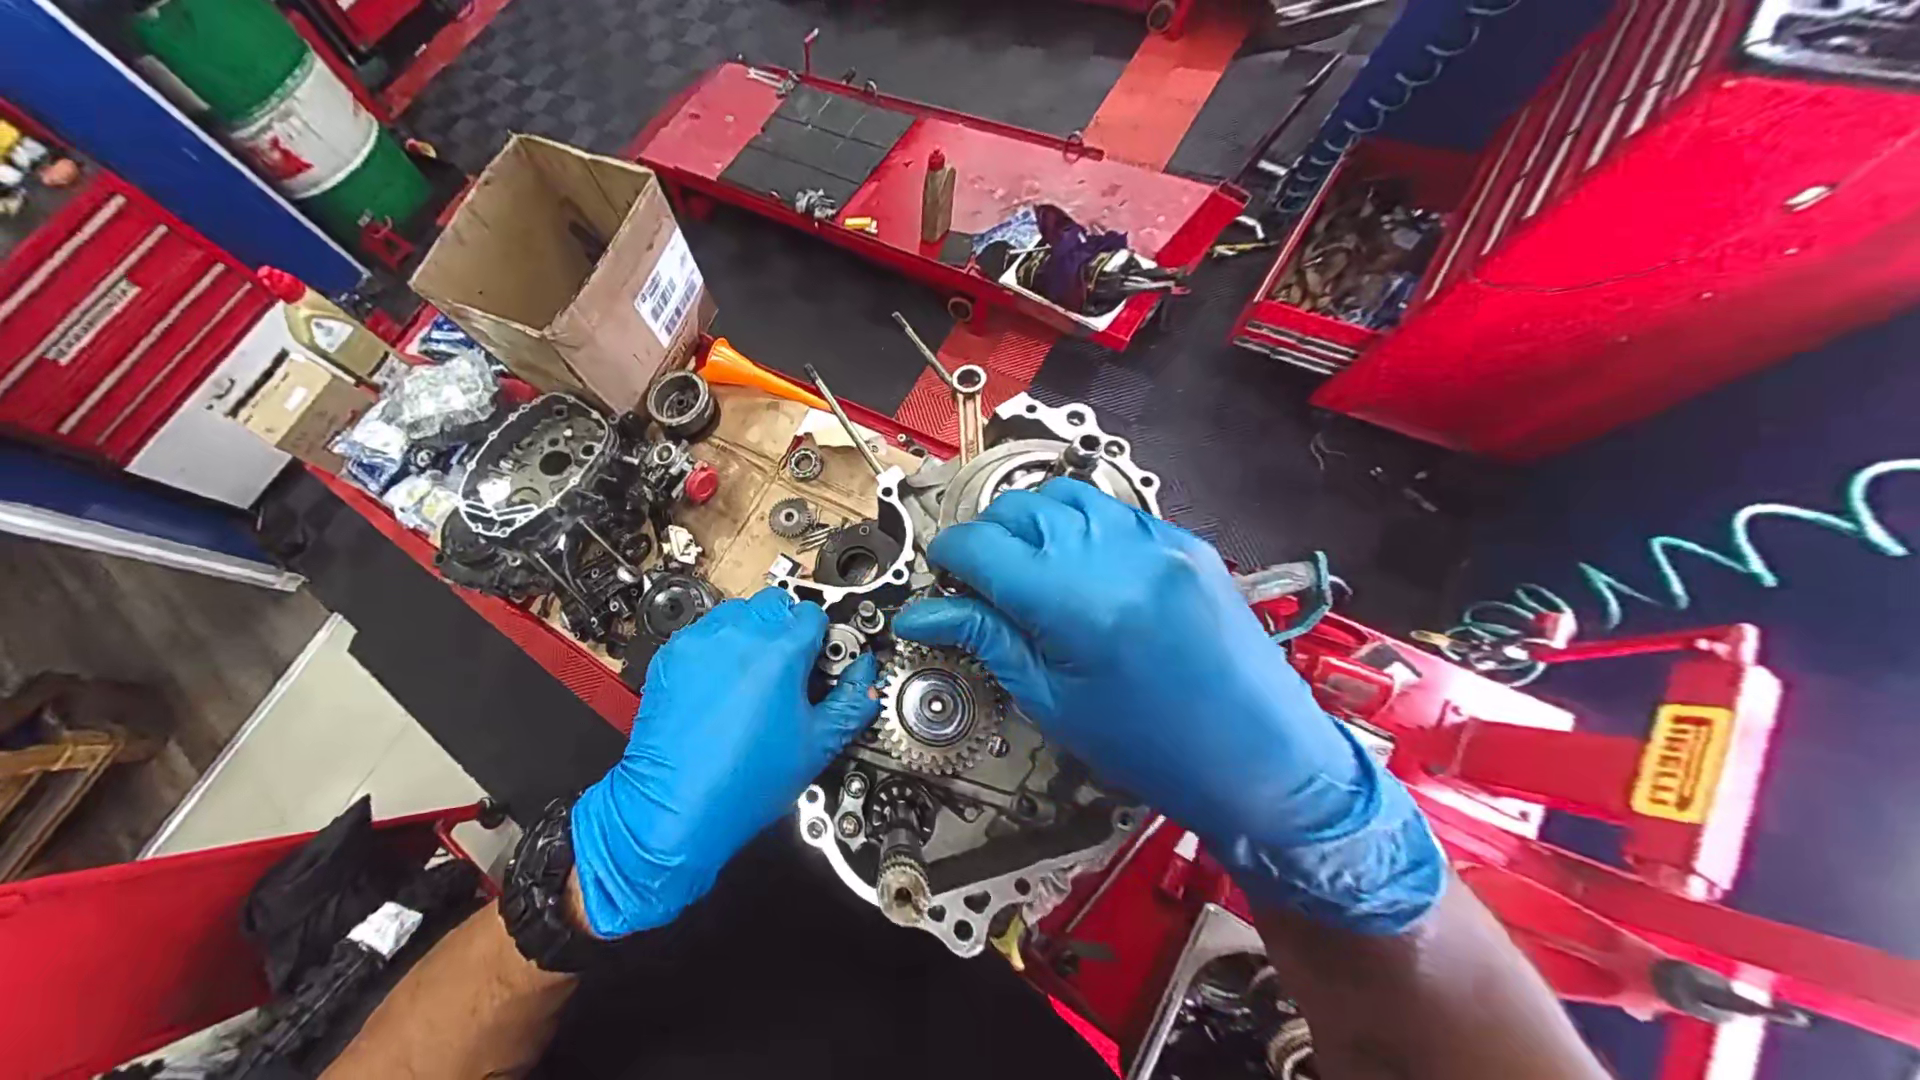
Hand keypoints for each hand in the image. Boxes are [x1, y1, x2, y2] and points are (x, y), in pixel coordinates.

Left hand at [571, 588, 879, 937]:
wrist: (674, 807)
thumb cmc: (742, 782)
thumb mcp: (819, 743)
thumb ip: (853, 700)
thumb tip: (866, 675)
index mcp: (779, 651)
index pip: (814, 613)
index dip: (825, 636)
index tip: (823, 657)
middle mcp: (738, 636)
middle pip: (777, 603)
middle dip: (790, 626)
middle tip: (793, 664)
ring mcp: (701, 643)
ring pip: (740, 611)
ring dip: (755, 631)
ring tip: (758, 674)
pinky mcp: (672, 656)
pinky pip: (707, 632)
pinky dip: (721, 647)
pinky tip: (726, 684)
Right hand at [892, 479, 1442, 933]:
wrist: (1261, 758)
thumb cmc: (1155, 748)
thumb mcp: (1054, 703)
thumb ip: (988, 641)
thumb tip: (928, 616)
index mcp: (1076, 604)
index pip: (983, 547)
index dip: (949, 556)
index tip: (942, 574)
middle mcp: (1117, 554)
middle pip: (1019, 508)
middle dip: (985, 536)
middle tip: (978, 577)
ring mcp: (1157, 540)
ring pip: (1064, 493)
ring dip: (1030, 520)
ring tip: (1026, 563)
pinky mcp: (1183, 540)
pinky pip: (1112, 508)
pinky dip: (1079, 522)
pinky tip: (1077, 559)